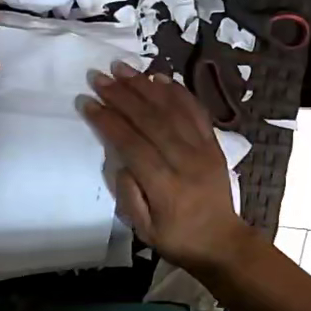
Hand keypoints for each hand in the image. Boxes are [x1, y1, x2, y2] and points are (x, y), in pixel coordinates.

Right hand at [83, 62, 256, 273]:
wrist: (222, 242)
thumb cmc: (177, 238)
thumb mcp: (144, 229)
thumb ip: (128, 196)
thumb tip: (119, 161)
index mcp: (165, 186)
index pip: (132, 144)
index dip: (109, 121)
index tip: (88, 102)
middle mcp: (185, 161)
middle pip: (151, 119)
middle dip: (122, 95)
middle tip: (99, 77)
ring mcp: (203, 149)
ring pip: (172, 109)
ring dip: (145, 86)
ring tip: (122, 68)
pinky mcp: (213, 143)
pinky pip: (195, 111)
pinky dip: (177, 92)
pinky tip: (159, 78)